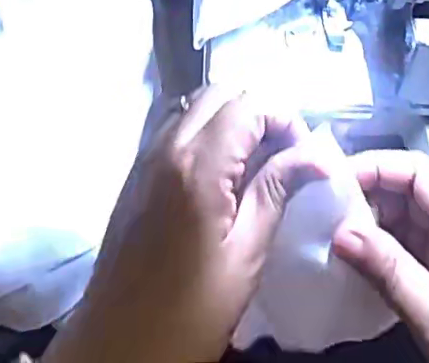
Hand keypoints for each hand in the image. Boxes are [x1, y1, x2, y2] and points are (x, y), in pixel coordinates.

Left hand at [46, 85, 322, 362]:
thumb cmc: (186, 314)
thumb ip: (276, 191)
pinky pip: (175, 125)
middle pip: (222, 92)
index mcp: (198, 166)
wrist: (112, 354)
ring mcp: (146, 158)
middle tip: (281, 152)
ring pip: (196, 104)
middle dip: (259, 111)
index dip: (284, 119)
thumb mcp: (244, 257)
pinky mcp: (136, 175)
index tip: (301, 156)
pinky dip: (205, 128)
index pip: (250, 104)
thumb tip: (316, 156)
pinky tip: (220, 169)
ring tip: (253, 159)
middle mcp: (168, 148)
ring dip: (231, 117)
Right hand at [332, 151, 428, 362]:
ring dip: (373, 228)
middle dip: (370, 198)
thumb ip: (390, 272)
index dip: (378, 168)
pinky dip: (385, 258)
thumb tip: (341, 232)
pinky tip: (355, 261)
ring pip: (410, 227)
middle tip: (323, 209)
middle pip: (413, 197)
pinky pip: (414, 259)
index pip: (421, 175)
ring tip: (330, 231)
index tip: (335, 178)